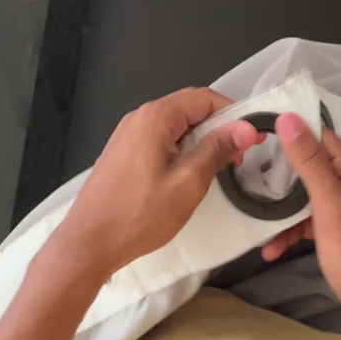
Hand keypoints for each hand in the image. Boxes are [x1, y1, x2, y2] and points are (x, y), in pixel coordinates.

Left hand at [51, 87, 265, 277]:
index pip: (203, 97)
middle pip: (188, 107)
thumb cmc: (140, 214)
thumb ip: (217, 150)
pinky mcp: (123, 151)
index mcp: (156, 116)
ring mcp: (128, 133)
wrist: (88, 242)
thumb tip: (246, 127)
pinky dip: (181, 148)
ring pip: (174, 124)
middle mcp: (140, 116)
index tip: (252, 137)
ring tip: (218, 167)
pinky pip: (160, 138)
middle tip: (238, 156)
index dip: (232, 113)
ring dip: (200, 139)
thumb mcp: (187, 183)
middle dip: (217, 126)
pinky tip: (189, 173)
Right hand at [260, 113, 340, 339]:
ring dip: (279, 205)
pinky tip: (269, 249)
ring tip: (249, 210)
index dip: (286, 129)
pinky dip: (289, 231)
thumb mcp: (331, 206)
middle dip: (276, 168)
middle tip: (241, 168)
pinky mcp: (338, 234)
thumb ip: (310, 162)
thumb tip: (288, 117)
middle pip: (307, 163)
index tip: (251, 129)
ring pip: (304, 194)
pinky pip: (307, 222)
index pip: (316, 133)